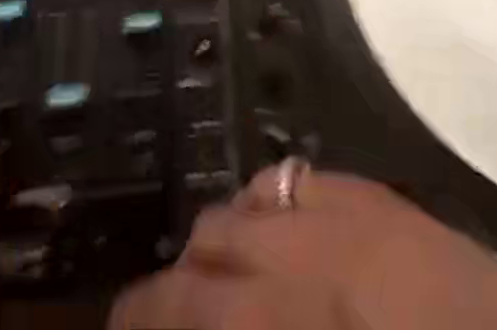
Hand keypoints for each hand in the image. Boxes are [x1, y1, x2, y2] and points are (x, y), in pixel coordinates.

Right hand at [112, 164, 496, 329]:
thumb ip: (248, 320)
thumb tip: (206, 311)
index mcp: (288, 311)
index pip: (183, 303)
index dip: (143, 315)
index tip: (121, 324)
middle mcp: (303, 253)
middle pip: (206, 248)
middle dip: (175, 284)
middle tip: (171, 313)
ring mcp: (340, 215)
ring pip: (240, 207)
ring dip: (218, 243)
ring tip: (222, 278)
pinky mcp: (375, 197)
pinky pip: (292, 182)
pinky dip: (266, 205)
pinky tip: (273, 231)